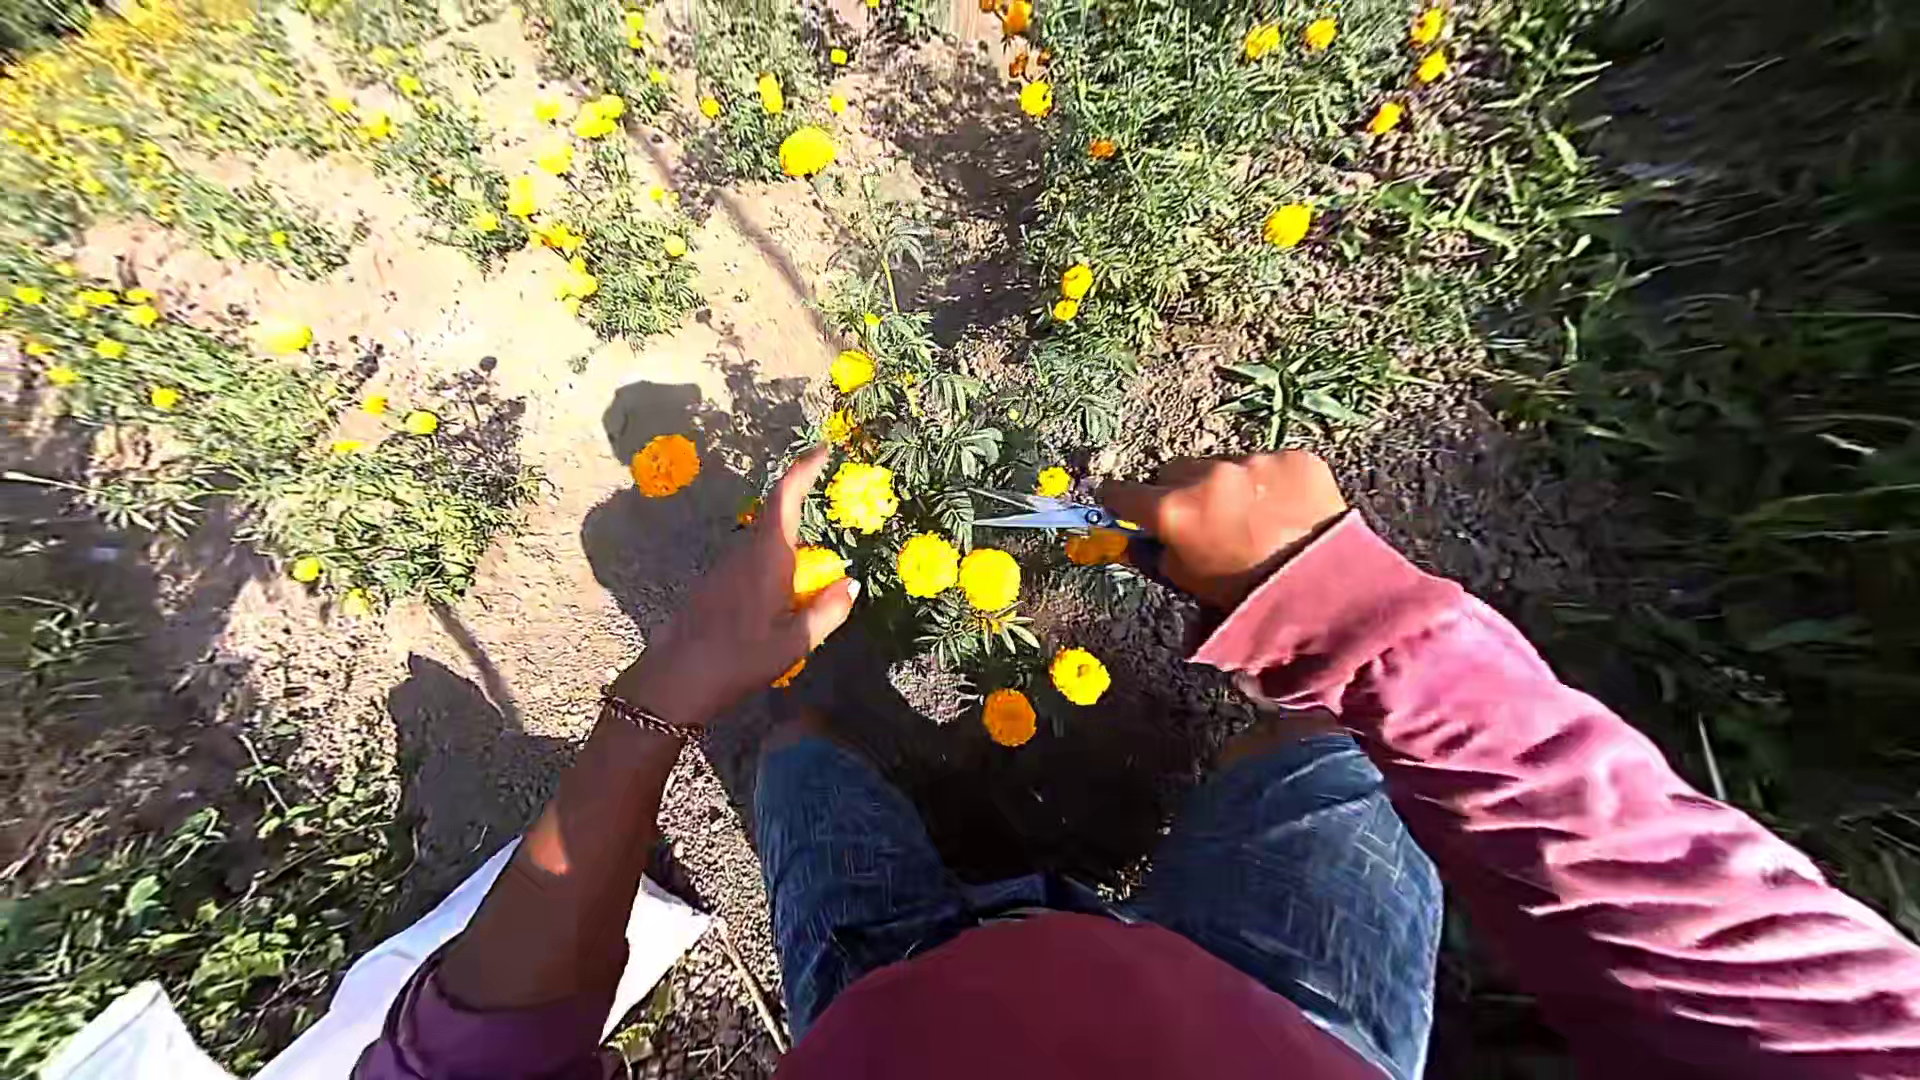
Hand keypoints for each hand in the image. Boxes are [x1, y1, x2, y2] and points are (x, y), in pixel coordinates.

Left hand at [611, 445, 855, 726]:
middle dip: (805, 521)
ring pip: (767, 545)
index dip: (803, 469)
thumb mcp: (794, 642)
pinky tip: (776, 610)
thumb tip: (852, 584)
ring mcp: (726, 566)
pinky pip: (754, 563)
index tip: (822, 450)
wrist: (675, 681)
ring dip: (791, 555)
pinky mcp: (716, 583)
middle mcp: (745, 552)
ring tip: (801, 597)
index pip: (785, 498)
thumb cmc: (738, 660)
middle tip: (826, 556)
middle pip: (778, 520)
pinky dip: (775, 572)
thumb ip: (828, 611)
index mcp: (767, 558)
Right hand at [1099, 451, 1347, 611]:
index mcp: (1173, 510)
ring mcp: (1252, 461)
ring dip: (1224, 484)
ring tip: (1251, 516)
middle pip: (1172, 471)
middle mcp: (1206, 477)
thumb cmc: (1245, 594)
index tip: (1119, 501)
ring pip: (1220, 464)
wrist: (1325, 593)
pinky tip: (1282, 509)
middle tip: (1199, 516)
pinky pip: (1266, 464)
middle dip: (1177, 490)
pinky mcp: (1291, 457)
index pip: (1123, 492)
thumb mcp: (1186, 581)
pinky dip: (1268, 482)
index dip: (1119, 499)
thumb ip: (1156, 553)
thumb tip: (1139, 538)